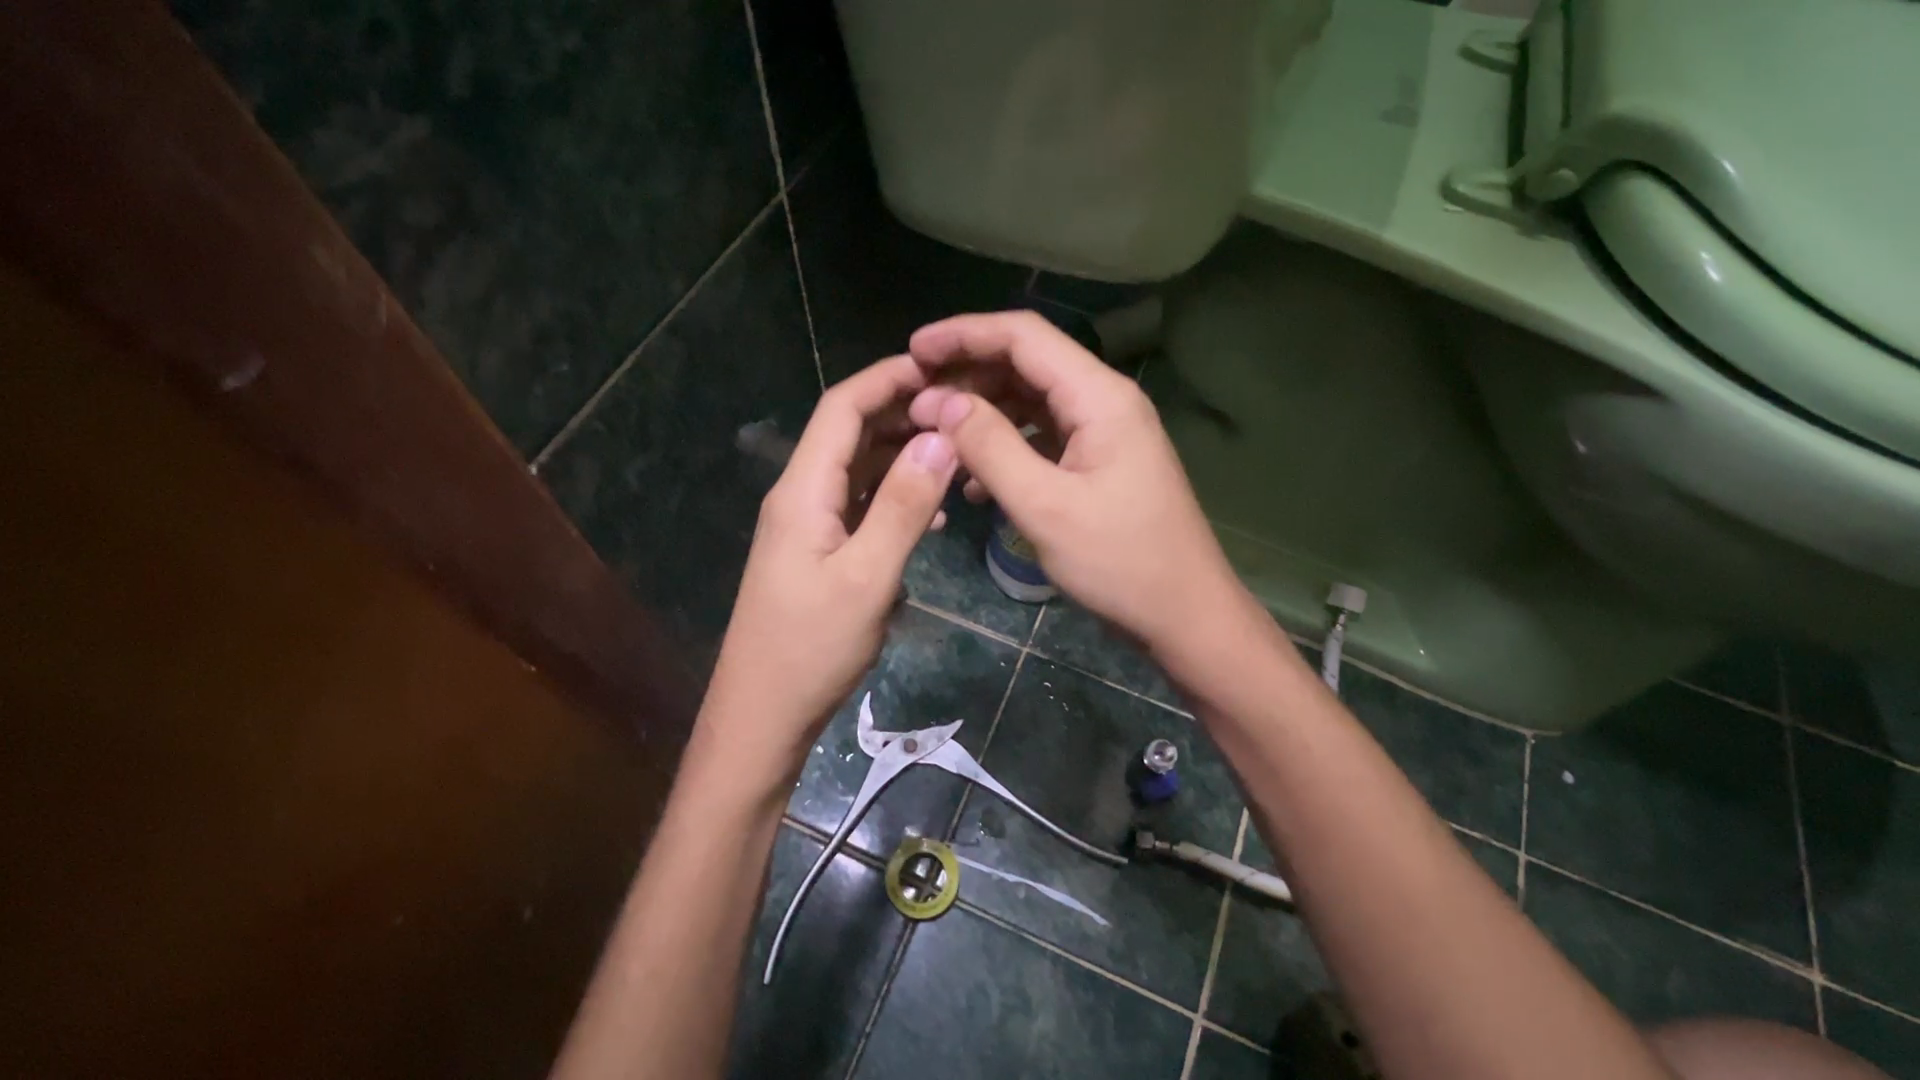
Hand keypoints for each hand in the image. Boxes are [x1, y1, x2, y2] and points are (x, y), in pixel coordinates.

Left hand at [701, 355, 957, 773]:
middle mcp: (800, 497)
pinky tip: (931, 516)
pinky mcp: (817, 556)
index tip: (942, 369)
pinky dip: (894, 501)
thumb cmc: (811, 648)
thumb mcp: (867, 576)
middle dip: (903, 415)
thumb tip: (941, 437)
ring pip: (858, 472)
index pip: (842, 408)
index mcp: (803, 491)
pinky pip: (859, 509)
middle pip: (849, 434)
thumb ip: (904, 505)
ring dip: (903, 458)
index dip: (888, 379)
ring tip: (957, 457)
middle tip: (963, 412)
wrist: (763, 716)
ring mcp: (807, 528)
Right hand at [906, 311, 1244, 655]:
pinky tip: (971, 482)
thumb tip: (939, 402)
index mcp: (1099, 396)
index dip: (964, 333)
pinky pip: (1042, 438)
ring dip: (982, 414)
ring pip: (1030, 401)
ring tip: (933, 437)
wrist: (1184, 615)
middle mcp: (1103, 401)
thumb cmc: (1120, 562)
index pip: (1024, 336)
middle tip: (914, 400)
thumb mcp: (1045, 506)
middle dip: (968, 375)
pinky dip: (1004, 448)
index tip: (912, 350)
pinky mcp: (1098, 463)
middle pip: (1026, 363)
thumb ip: (989, 447)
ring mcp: (1103, 433)